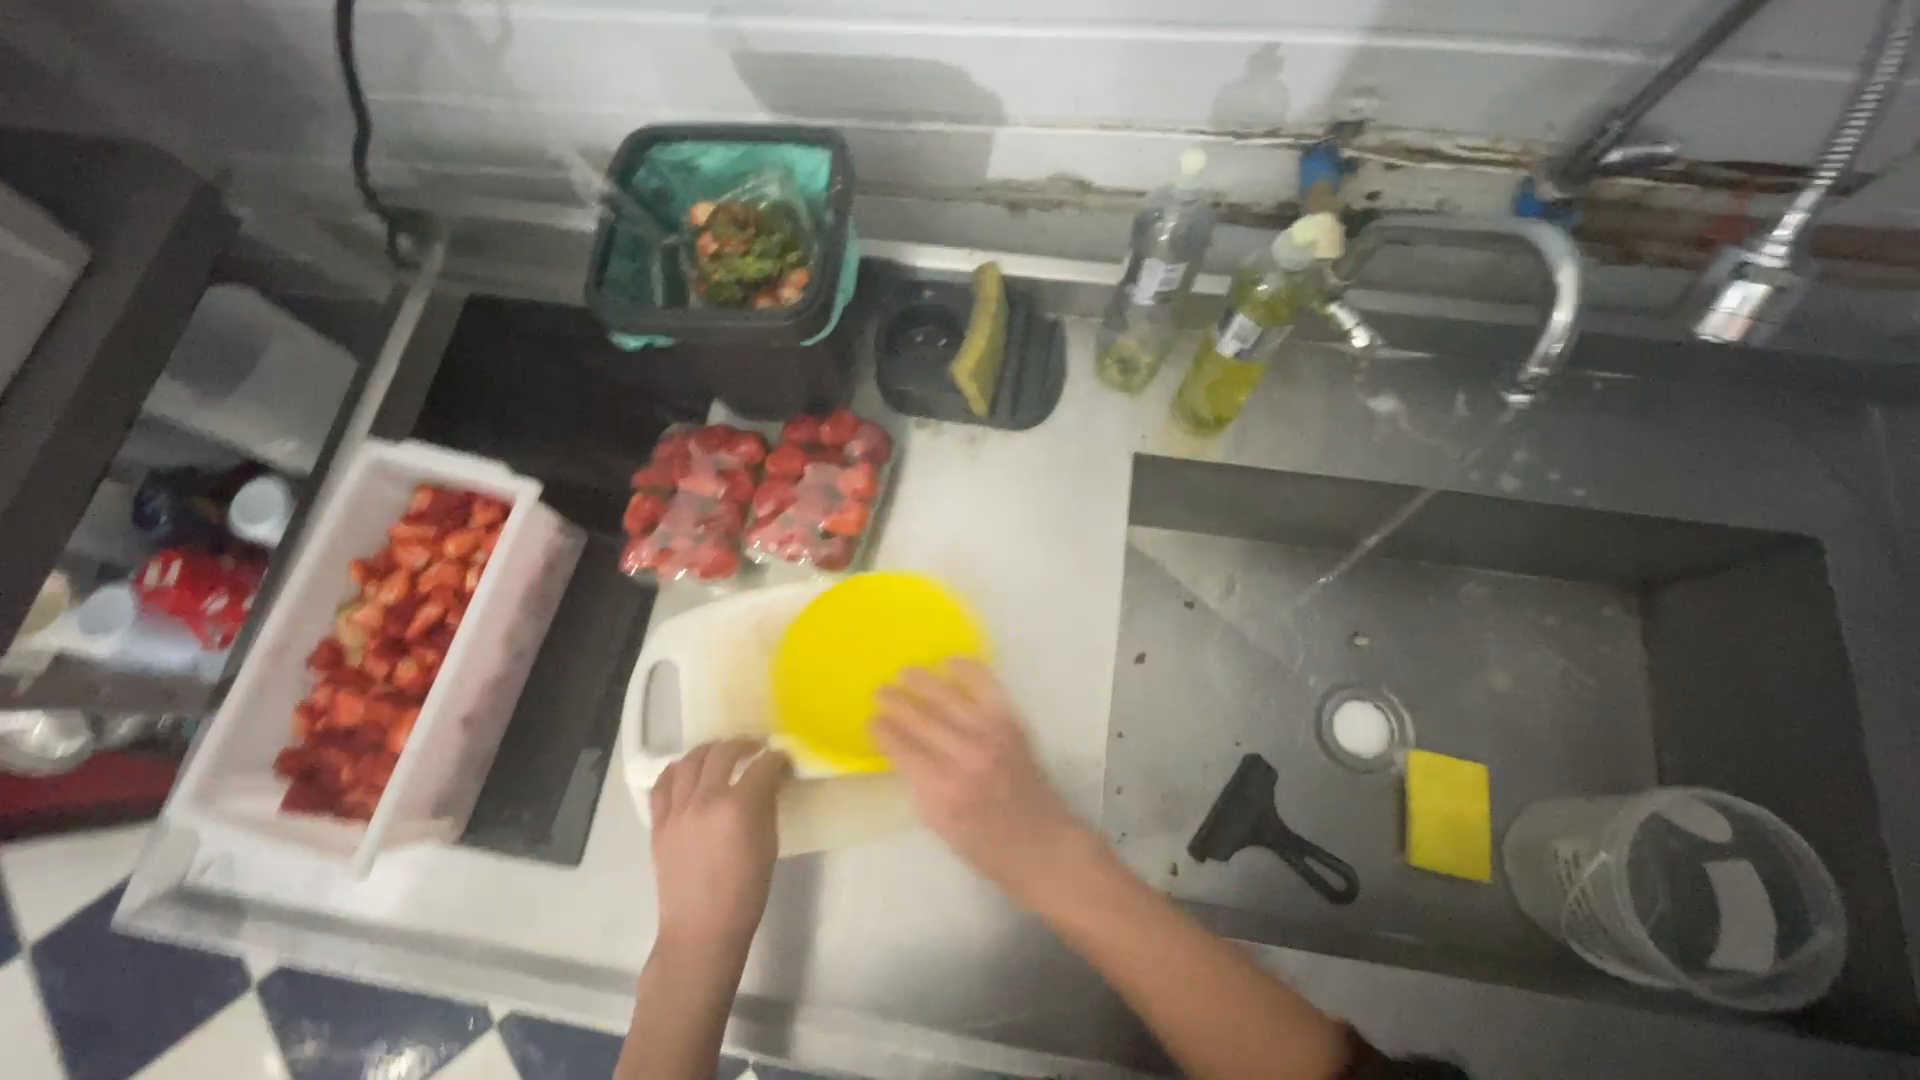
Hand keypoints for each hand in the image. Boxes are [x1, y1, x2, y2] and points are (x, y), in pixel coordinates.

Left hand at [649, 739, 789, 952]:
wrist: (701, 929)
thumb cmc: (745, 893)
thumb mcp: (769, 845)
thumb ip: (766, 806)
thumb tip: (768, 782)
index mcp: (739, 807)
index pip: (762, 766)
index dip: (776, 759)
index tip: (782, 760)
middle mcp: (706, 800)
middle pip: (723, 753)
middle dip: (743, 745)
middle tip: (755, 750)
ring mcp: (677, 810)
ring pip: (690, 761)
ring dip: (710, 751)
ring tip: (721, 754)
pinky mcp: (658, 823)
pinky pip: (662, 784)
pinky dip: (675, 770)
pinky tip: (687, 770)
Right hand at [871, 661, 1091, 902]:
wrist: (1038, 840)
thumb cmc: (982, 843)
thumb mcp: (936, 821)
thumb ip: (916, 781)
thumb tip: (897, 746)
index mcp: (940, 788)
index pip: (902, 747)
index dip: (883, 730)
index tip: (872, 721)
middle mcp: (965, 755)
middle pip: (921, 717)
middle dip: (896, 702)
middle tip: (880, 692)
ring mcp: (991, 734)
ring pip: (948, 696)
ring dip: (922, 681)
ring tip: (905, 673)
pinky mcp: (1011, 723)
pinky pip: (986, 686)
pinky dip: (967, 670)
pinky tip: (949, 662)